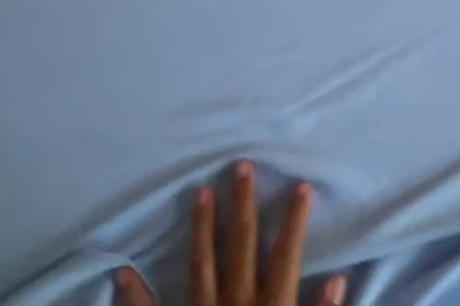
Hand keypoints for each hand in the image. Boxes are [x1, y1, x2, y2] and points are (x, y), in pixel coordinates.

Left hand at [115, 161, 346, 305]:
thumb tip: (337, 281)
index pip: (285, 257)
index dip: (293, 222)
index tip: (301, 186)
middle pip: (241, 249)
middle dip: (243, 206)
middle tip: (241, 167)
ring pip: (203, 267)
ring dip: (202, 229)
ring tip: (200, 192)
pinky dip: (136, 298)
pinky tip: (122, 274)